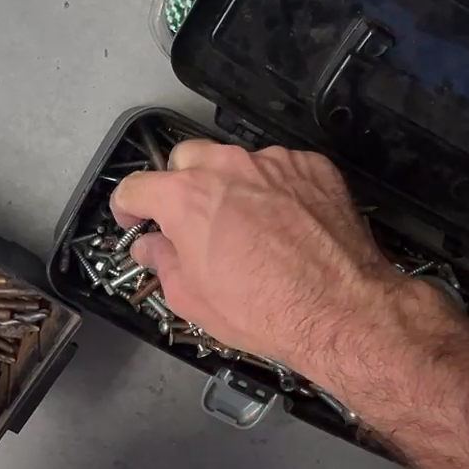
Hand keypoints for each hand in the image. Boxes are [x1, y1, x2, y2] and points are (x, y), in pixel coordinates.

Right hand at [109, 141, 452, 386]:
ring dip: (229, 185)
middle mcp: (227, 167)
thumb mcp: (191, 297)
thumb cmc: (265, 308)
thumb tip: (152, 248)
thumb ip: (162, 261)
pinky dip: (272, 188)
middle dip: (178, 185)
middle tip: (188, 221)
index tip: (133, 220)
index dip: (126, 207)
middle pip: (184, 159)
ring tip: (243, 225)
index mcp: (185, 197)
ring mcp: (273, 162)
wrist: (341, 309)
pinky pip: (279, 168)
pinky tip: (282, 223)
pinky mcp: (311, 167)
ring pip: (234, 161)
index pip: (135, 187)